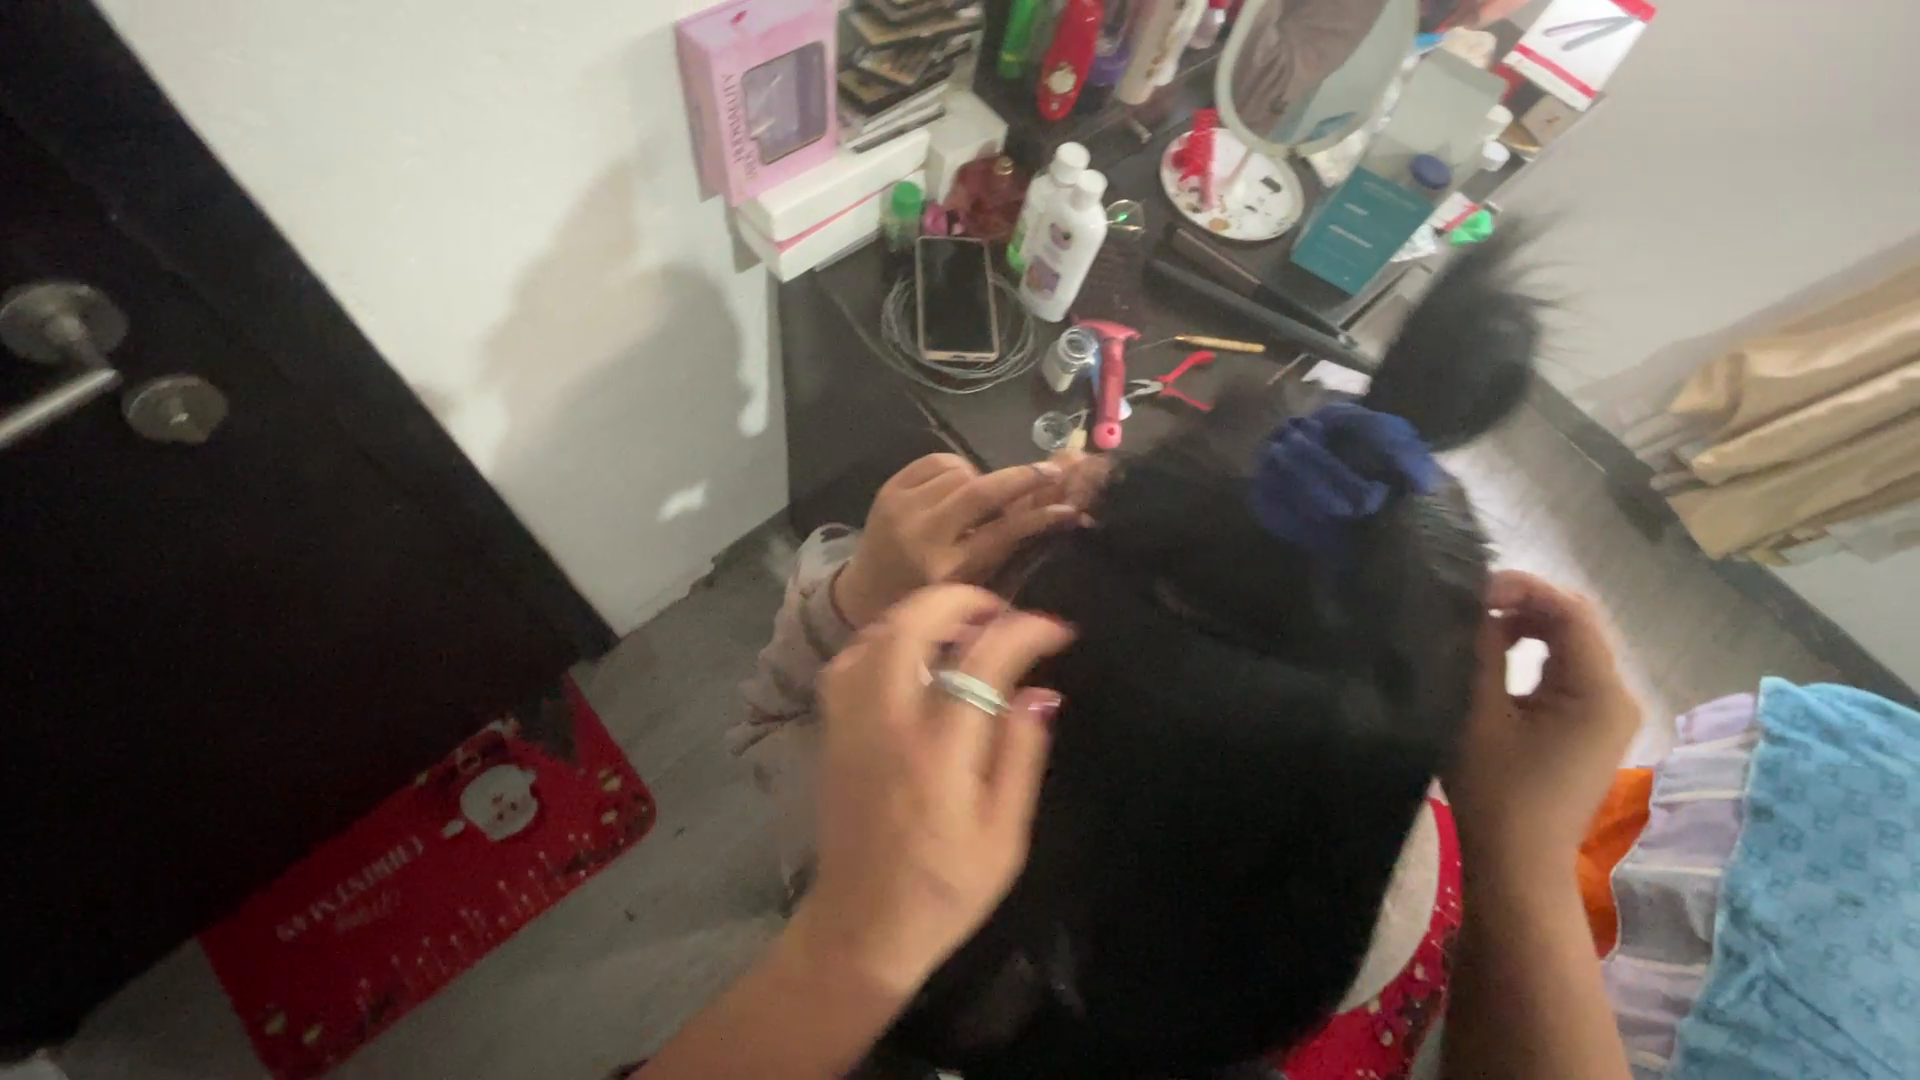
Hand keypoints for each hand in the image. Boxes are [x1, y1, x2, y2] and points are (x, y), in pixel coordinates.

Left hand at [799, 585, 1074, 998]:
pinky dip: (882, 638)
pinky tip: (909, 654)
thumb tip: (1041, 691)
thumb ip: (1021, 754)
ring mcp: (850, 723)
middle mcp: (886, 723)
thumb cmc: (944, 888)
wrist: (860, 927)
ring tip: (961, 626)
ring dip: (920, 614)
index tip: (1056, 630)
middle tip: (1000, 611)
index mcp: (938, 751)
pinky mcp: (831, 731)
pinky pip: (849, 660)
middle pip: (911, 624)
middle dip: (960, 598)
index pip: (982, 659)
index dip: (1024, 630)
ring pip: (874, 634)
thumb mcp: (1004, 836)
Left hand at [833, 453, 1105, 627]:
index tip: (1070, 506)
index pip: (1002, 534)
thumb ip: (1007, 548)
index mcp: (947, 570)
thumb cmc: (926, 596)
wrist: (865, 592)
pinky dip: (957, 468)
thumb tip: (1058, 511)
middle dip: (1023, 476)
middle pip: (981, 492)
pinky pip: (937, 460)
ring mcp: (902, 508)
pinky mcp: (889, 489)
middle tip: (1054, 469)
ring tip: (984, 497)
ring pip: (962, 472)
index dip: (1040, 517)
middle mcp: (923, 537)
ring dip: (983, 478)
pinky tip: (957, 486)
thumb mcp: (971, 582)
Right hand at [1449, 571, 1641, 876]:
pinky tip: (1493, 653)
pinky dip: (1529, 650)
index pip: (1570, 612)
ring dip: (1523, 624)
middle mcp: (1615, 694)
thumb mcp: (1478, 712)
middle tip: (1464, 602)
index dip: (1521, 587)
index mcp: (1598, 691)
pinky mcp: (1587, 722)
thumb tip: (1475, 601)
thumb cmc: (1495, 789)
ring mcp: (1605, 710)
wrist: (1517, 859)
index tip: (1467, 587)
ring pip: (1568, 642)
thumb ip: (1481, 650)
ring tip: (1470, 624)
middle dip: (1521, 602)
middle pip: (1574, 622)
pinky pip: (1563, 667)